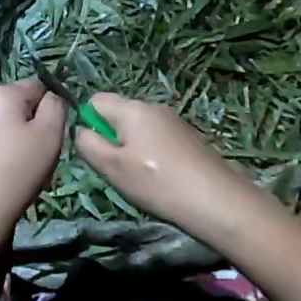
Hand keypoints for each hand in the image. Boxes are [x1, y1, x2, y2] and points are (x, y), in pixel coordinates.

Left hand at [0, 79, 65, 246]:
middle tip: (42, 155)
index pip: (39, 85)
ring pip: (5, 124)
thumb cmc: (16, 171)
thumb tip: (52, 97)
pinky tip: (5, 176)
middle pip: (19, 105)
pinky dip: (1, 153)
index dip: (53, 108)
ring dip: (19, 140)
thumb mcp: (50, 134)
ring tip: (24, 169)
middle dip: (34, 124)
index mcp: (0, 92)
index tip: (55, 135)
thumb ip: (56, 106)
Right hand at [73, 94, 261, 234]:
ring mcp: (173, 120)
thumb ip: (88, 144)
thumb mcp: (112, 167)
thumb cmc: (157, 182)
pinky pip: (156, 138)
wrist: (217, 200)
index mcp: (132, 108)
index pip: (95, 101)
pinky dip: (151, 154)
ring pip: (137, 128)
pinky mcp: (188, 137)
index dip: (89, 123)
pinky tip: (161, 178)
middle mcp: (153, 106)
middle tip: (117, 170)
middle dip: (111, 137)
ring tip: (140, 178)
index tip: (98, 151)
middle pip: (118, 114)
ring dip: (131, 148)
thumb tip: (82, 131)